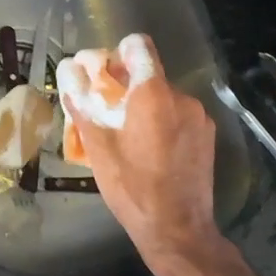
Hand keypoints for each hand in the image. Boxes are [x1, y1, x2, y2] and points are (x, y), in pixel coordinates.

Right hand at [59, 35, 228, 275]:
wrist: (176, 228)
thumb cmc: (131, 187)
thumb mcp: (97, 147)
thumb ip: (83, 105)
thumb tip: (69, 74)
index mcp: (153, 95)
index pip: (138, 47)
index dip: (116, 54)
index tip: (102, 76)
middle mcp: (181, 98)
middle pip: (148, 74)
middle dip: (124, 87)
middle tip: (104, 113)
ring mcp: (199, 117)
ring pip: (163, 97)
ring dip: (143, 107)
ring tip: (125, 136)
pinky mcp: (207, 136)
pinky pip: (177, 115)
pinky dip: (160, 122)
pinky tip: (148, 150)